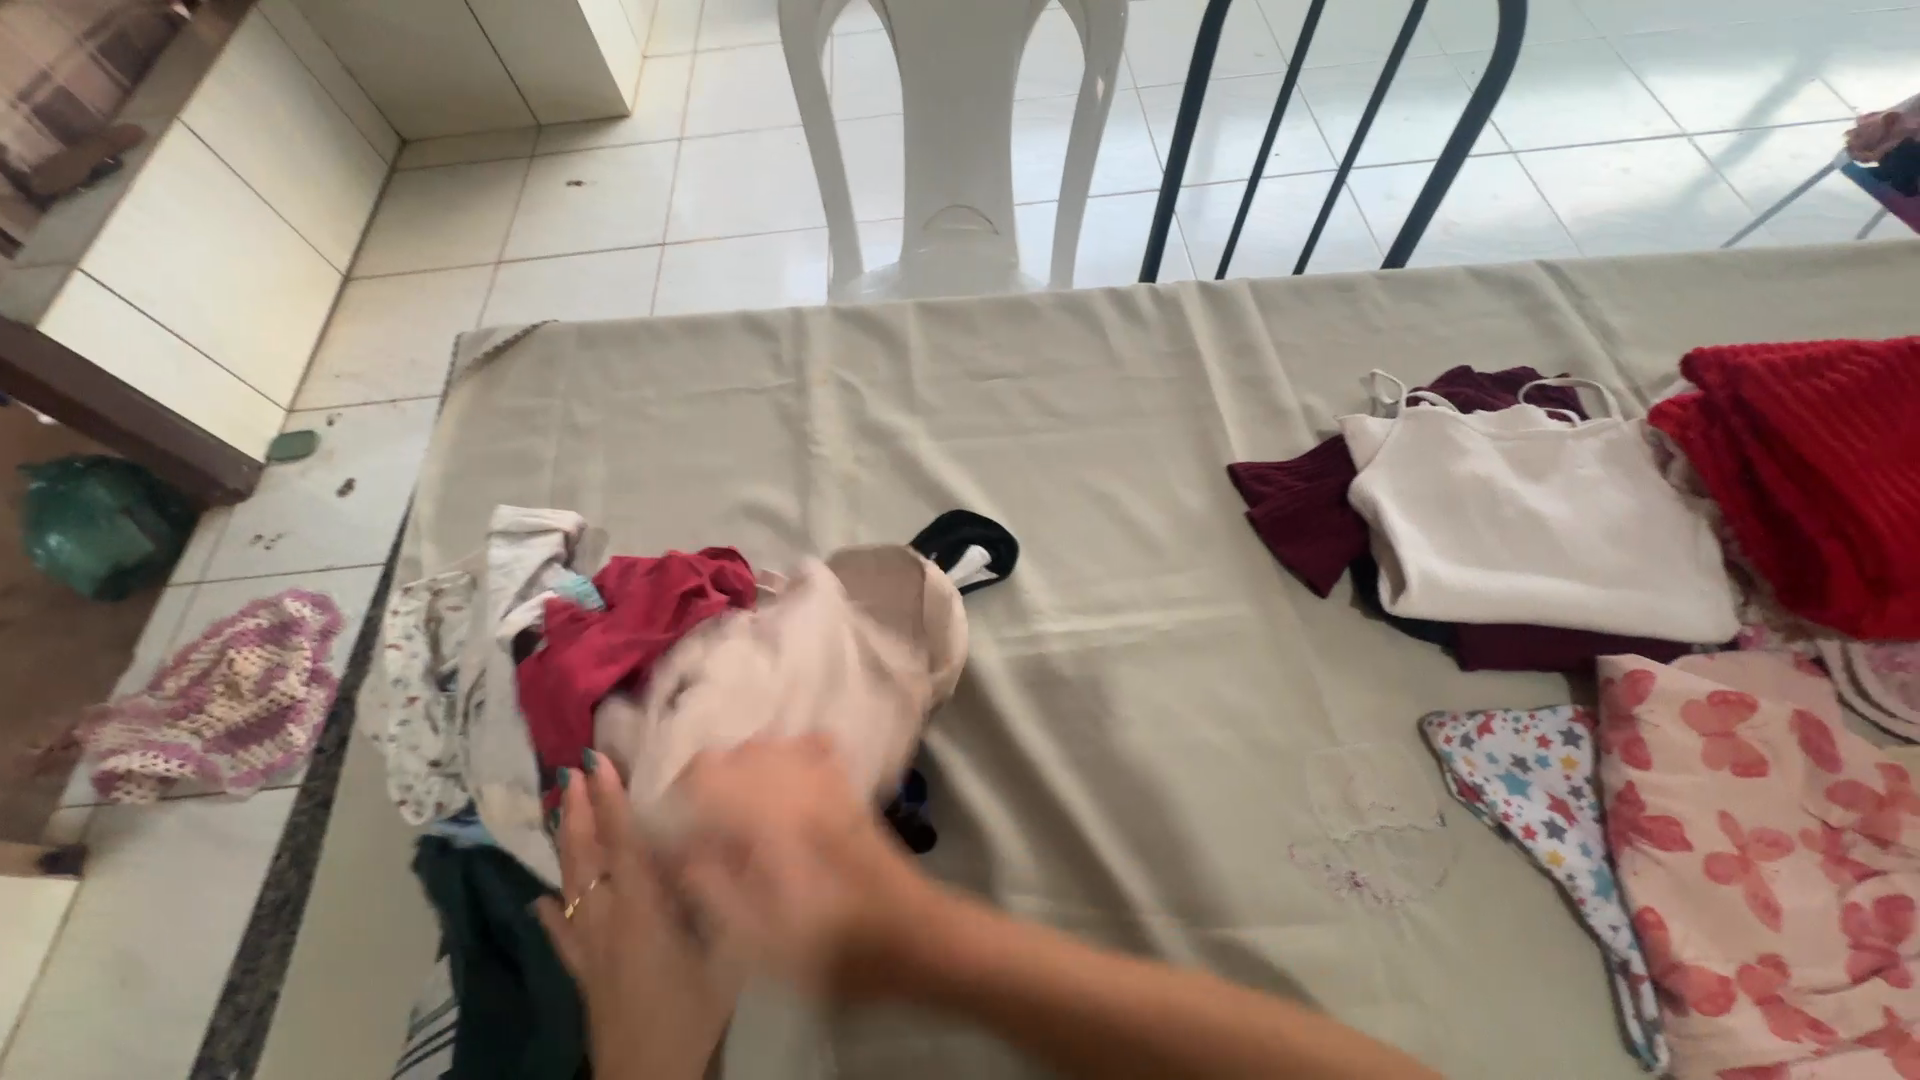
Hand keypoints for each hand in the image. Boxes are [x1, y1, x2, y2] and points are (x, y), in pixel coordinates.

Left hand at [535, 755, 738, 1079]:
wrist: (648, 1077)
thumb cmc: (692, 1012)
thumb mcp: (723, 950)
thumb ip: (719, 898)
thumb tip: (716, 847)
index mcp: (642, 908)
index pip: (623, 842)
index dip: (611, 800)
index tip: (599, 762)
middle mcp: (607, 918)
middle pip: (586, 856)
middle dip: (580, 811)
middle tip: (573, 771)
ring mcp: (589, 947)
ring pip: (569, 885)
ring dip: (565, 844)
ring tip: (562, 811)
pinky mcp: (582, 973)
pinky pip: (560, 933)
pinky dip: (550, 910)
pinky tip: (541, 898)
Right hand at [670, 736, 938, 999]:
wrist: (912, 935)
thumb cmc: (833, 948)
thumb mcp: (758, 939)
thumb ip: (713, 885)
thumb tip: (682, 848)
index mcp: (767, 817)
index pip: (703, 774)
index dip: (675, 799)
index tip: (671, 835)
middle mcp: (794, 786)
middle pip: (731, 755)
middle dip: (705, 787)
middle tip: (701, 832)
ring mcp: (827, 780)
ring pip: (768, 745)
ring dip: (742, 771)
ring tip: (738, 813)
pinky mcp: (849, 787)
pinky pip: (812, 747)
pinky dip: (789, 757)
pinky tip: (786, 788)